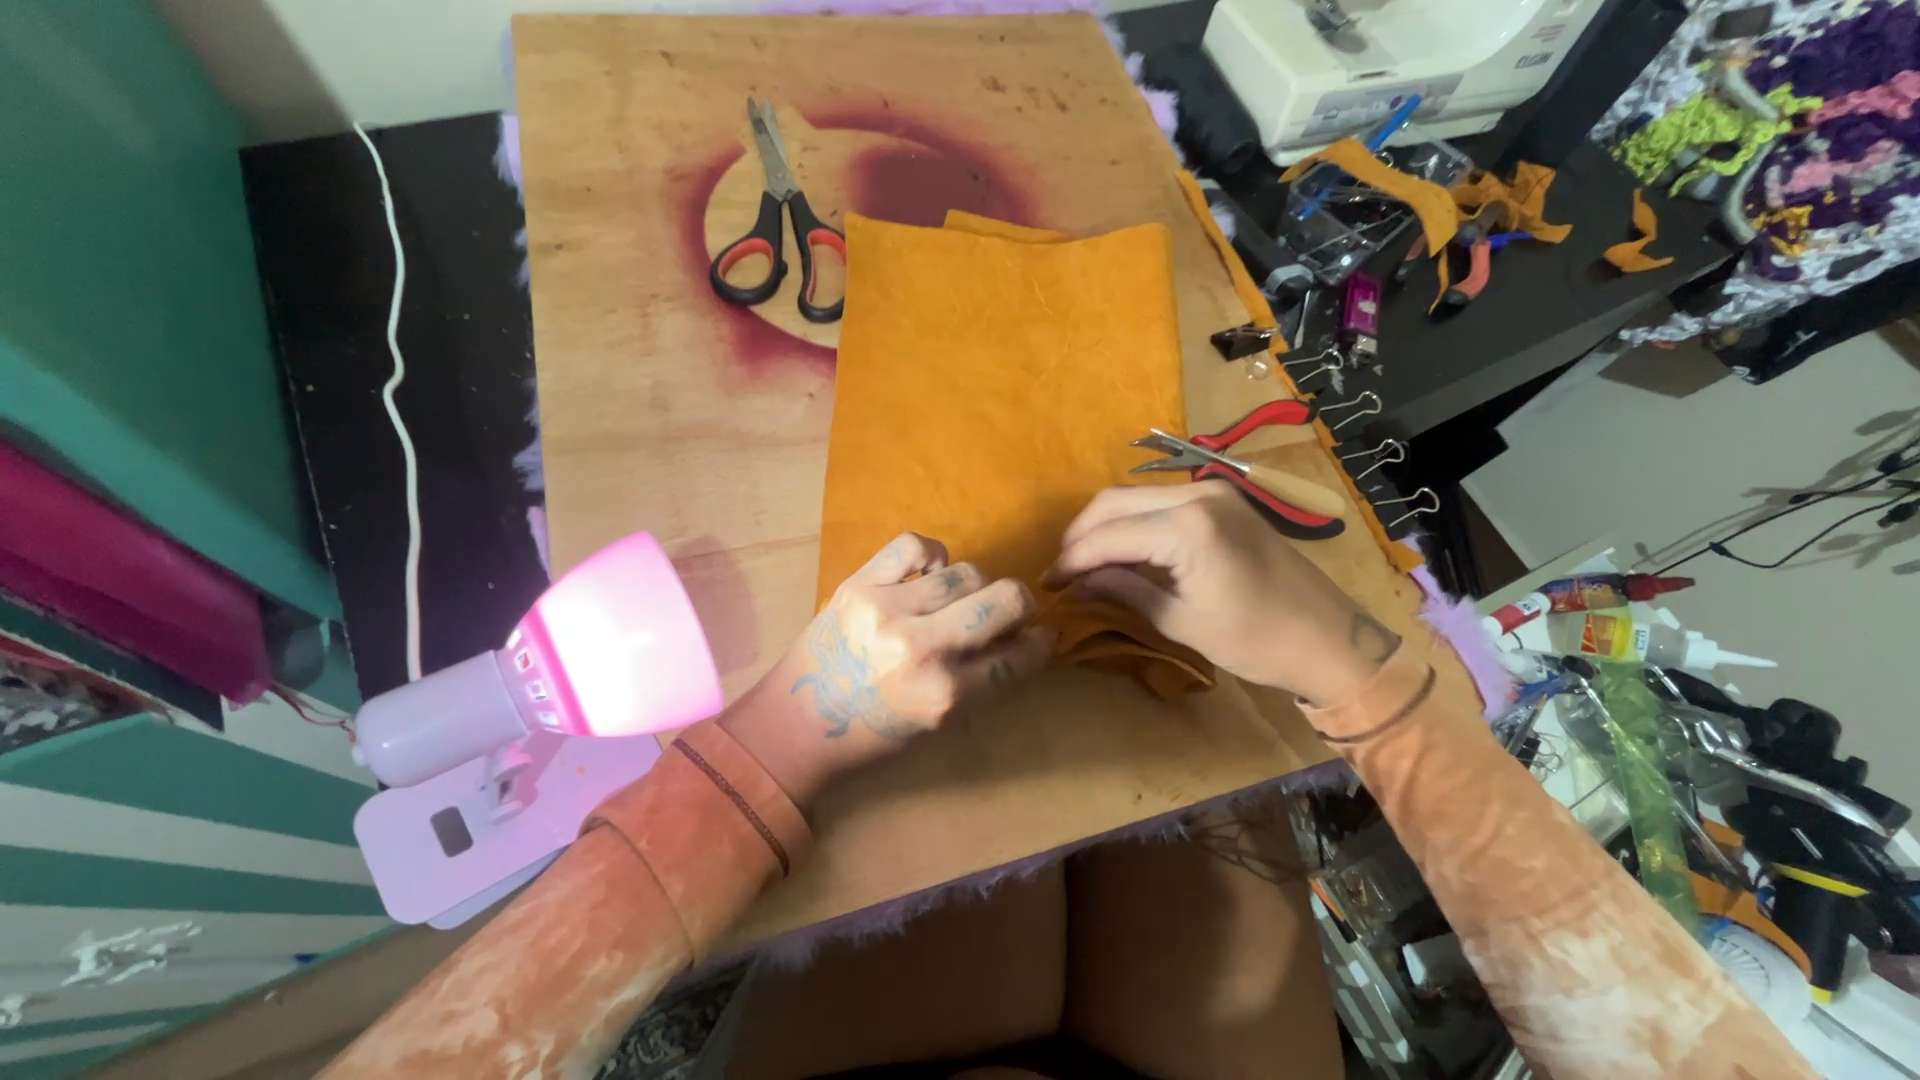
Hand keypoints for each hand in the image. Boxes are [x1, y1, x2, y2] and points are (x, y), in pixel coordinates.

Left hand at [722, 532, 1053, 806]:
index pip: (1020, 655)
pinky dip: (932, 557)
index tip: (1039, 636)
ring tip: (955, 601)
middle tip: (1008, 613)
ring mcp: (888, 610)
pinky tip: (928, 575)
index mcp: (946, 696)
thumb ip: (983, 681)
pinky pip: (915, 546)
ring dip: (973, 587)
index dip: (1040, 643)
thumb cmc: (874, 735)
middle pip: (1005, 599)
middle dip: (1021, 606)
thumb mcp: (939, 724)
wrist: (797, 724)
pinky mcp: (858, 585)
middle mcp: (922, 648)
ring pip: (966, 571)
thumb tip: (1025, 638)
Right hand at [1042, 481, 1398, 703]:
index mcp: (1188, 527)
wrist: (1327, 638)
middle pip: (1114, 500)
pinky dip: (1134, 522)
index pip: (1108, 535)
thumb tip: (1076, 581)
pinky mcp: (1222, 500)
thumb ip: (1123, 590)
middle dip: (1081, 535)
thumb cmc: (1254, 640)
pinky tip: (1122, 551)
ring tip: (1086, 564)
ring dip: (1106, 526)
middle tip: (1063, 572)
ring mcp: (1213, 492)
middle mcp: (1197, 494)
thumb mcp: (1179, 621)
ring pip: (1135, 496)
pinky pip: (1161, 503)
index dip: (1072, 560)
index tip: (1048, 585)